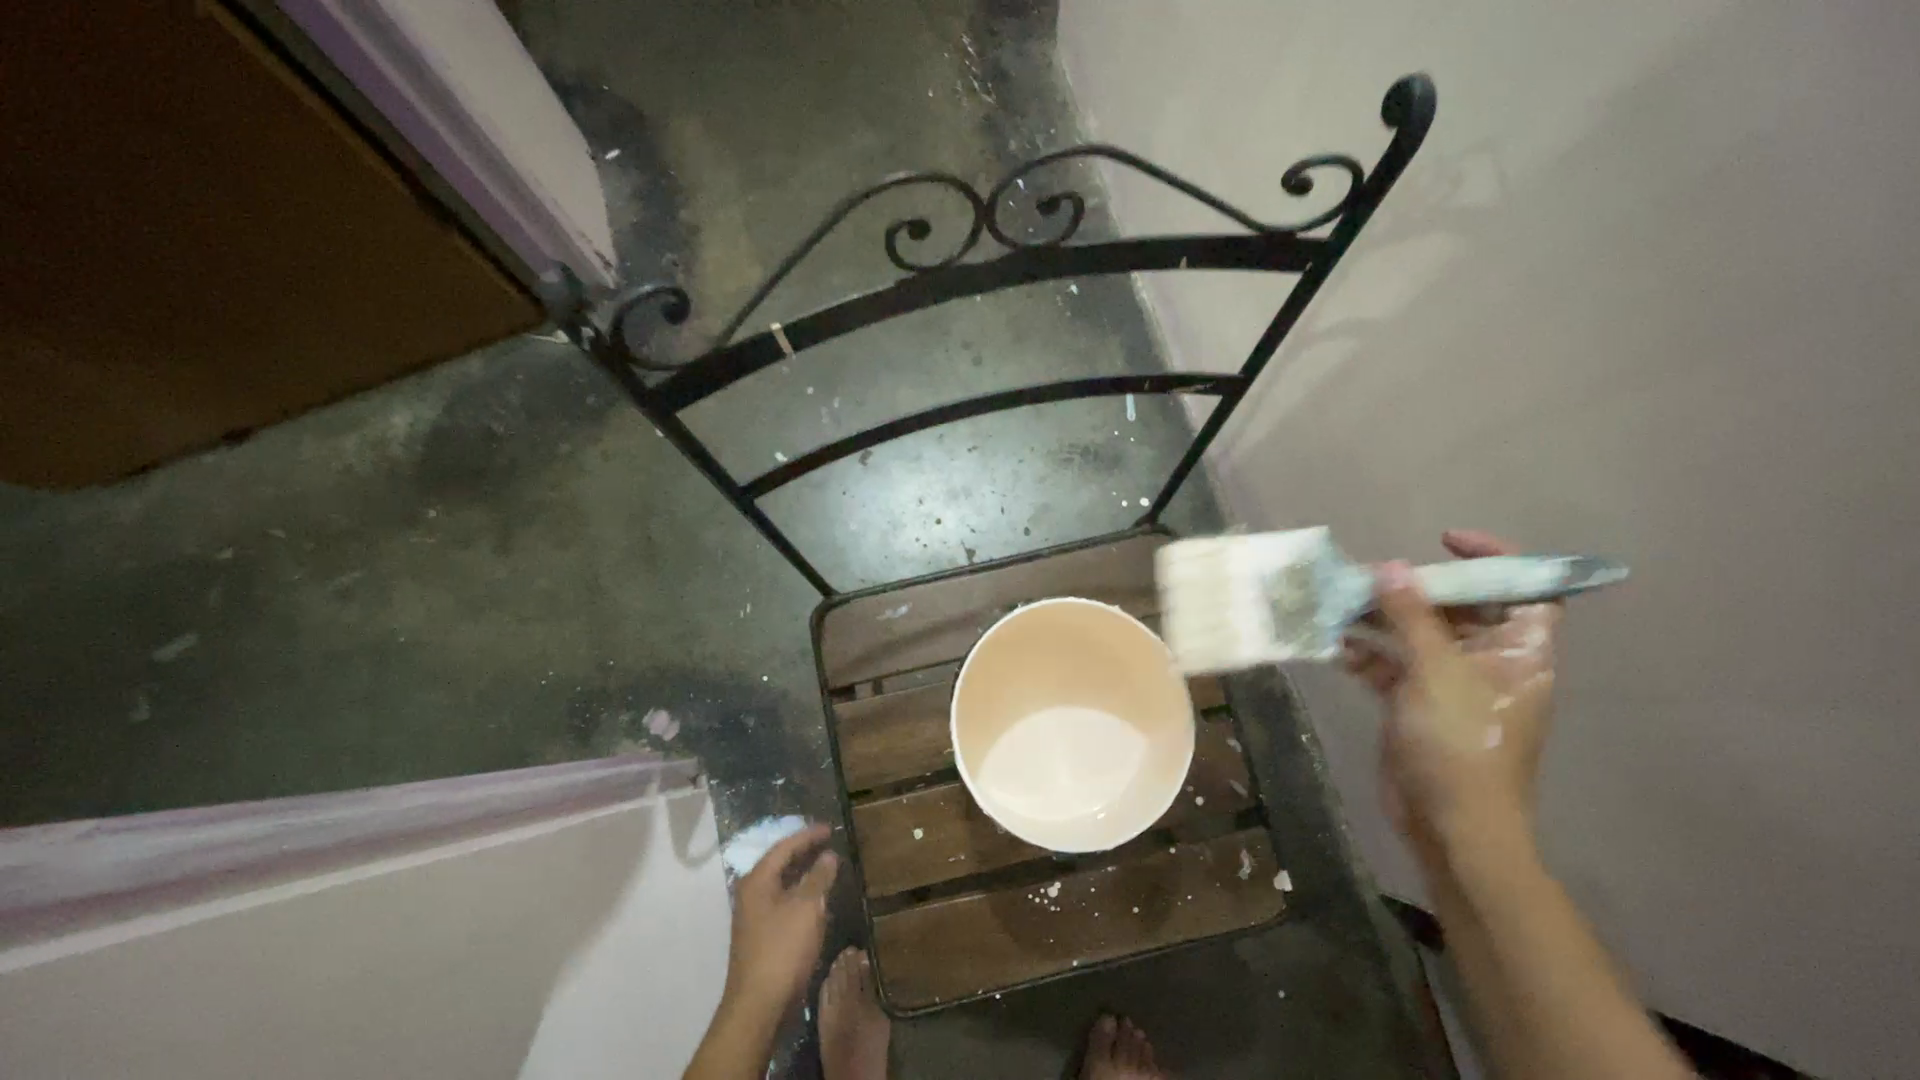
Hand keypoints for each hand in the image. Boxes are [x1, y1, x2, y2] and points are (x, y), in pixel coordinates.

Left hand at [723, 822, 838, 1013]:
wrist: (759, 1003)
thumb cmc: (782, 949)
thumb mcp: (806, 908)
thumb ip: (818, 878)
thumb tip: (828, 856)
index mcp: (757, 881)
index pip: (784, 847)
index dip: (808, 835)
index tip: (830, 828)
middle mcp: (751, 894)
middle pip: (780, 864)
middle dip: (804, 852)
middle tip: (829, 843)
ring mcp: (755, 917)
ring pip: (782, 885)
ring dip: (804, 875)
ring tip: (827, 866)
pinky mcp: (762, 936)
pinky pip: (784, 904)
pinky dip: (801, 895)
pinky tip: (818, 901)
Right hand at [1342, 530, 1559, 847]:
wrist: (1451, 825)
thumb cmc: (1463, 743)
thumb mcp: (1438, 672)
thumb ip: (1412, 616)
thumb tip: (1390, 566)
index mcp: (1519, 650)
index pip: (1526, 590)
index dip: (1496, 559)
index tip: (1446, 542)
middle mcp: (1488, 661)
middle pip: (1456, 609)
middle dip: (1412, 590)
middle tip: (1367, 575)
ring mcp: (1449, 684)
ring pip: (1415, 636)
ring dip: (1377, 620)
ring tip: (1336, 604)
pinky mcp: (1415, 705)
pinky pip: (1389, 667)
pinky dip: (1363, 655)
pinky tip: (1331, 646)